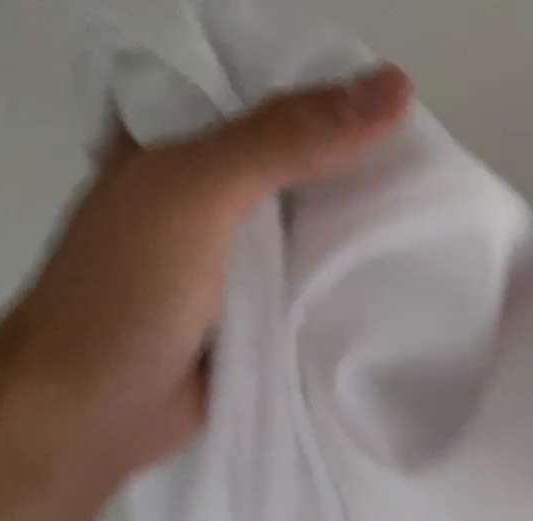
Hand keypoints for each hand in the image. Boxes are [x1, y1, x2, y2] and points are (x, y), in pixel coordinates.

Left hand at [0, 64, 414, 476]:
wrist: (91, 417)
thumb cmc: (124, 295)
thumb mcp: (196, 194)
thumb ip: (285, 141)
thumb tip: (398, 89)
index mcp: (178, 141)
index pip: (270, 94)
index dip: (337, 96)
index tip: (409, 110)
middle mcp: (210, 195)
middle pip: (302, 165)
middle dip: (364, 167)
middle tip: (441, 172)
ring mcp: (236, 262)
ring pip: (314, 229)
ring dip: (364, 229)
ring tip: (437, 220)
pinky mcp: (259, 318)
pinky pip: (315, 288)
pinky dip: (350, 285)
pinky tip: (399, 281)